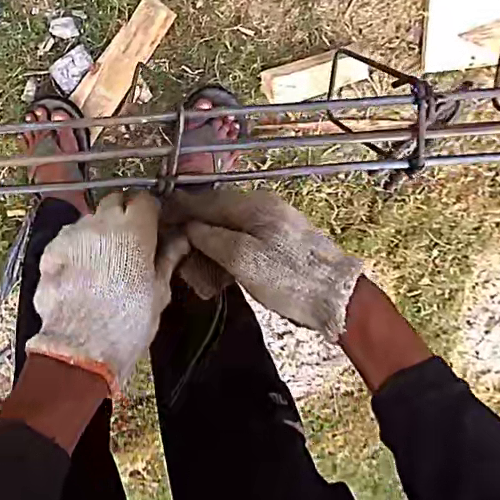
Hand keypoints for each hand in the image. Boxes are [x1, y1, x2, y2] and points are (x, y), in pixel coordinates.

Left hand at [27, 192, 188, 395]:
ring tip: (103, 262)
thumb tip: (179, 241)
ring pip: (89, 219)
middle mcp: (102, 222)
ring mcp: (73, 233)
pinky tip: (81, 272)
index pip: (144, 199)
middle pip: (115, 201)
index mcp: (135, 229)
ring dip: (98, 231)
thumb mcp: (158, 292)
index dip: (149, 210)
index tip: (152, 224)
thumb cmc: (127, 323)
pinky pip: (68, 238)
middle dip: (122, 214)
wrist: (81, 348)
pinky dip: (76, 248)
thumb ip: (167, 259)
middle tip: (129, 241)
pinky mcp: (51, 248)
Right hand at [169, 189, 363, 338]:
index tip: (160, 215)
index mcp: (254, 205)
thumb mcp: (243, 259)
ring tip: (187, 248)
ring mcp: (274, 222)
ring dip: (208, 233)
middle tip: (169, 234)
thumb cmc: (289, 278)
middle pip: (218, 209)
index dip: (182, 207)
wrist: (340, 299)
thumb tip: (190, 227)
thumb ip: (212, 238)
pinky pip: (243, 234)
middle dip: (193, 220)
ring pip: (230, 222)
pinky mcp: (280, 240)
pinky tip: (215, 256)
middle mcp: (263, 206)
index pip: (207, 200)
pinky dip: (225, 242)